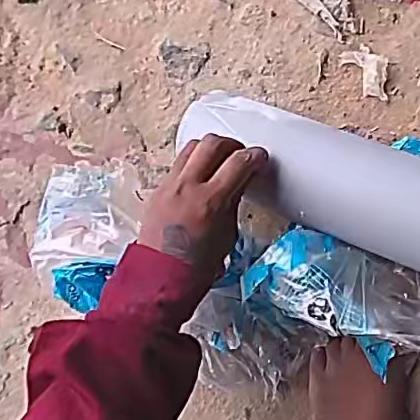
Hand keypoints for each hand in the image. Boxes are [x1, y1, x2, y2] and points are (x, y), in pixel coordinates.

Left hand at [138, 134, 266, 285]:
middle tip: (240, 155)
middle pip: (213, 143)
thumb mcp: (227, 234)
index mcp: (211, 202)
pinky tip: (201, 177)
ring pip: (192, 147)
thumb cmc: (196, 265)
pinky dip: (193, 163)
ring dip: (210, 149)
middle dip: (232, 145)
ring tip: (219, 162)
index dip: (255, 156)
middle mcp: (188, 188)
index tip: (260, 158)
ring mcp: (170, 186)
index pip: (239, 163)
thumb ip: (233, 204)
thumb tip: (238, 185)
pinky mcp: (159, 189)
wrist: (162, 275)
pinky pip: (178, 163)